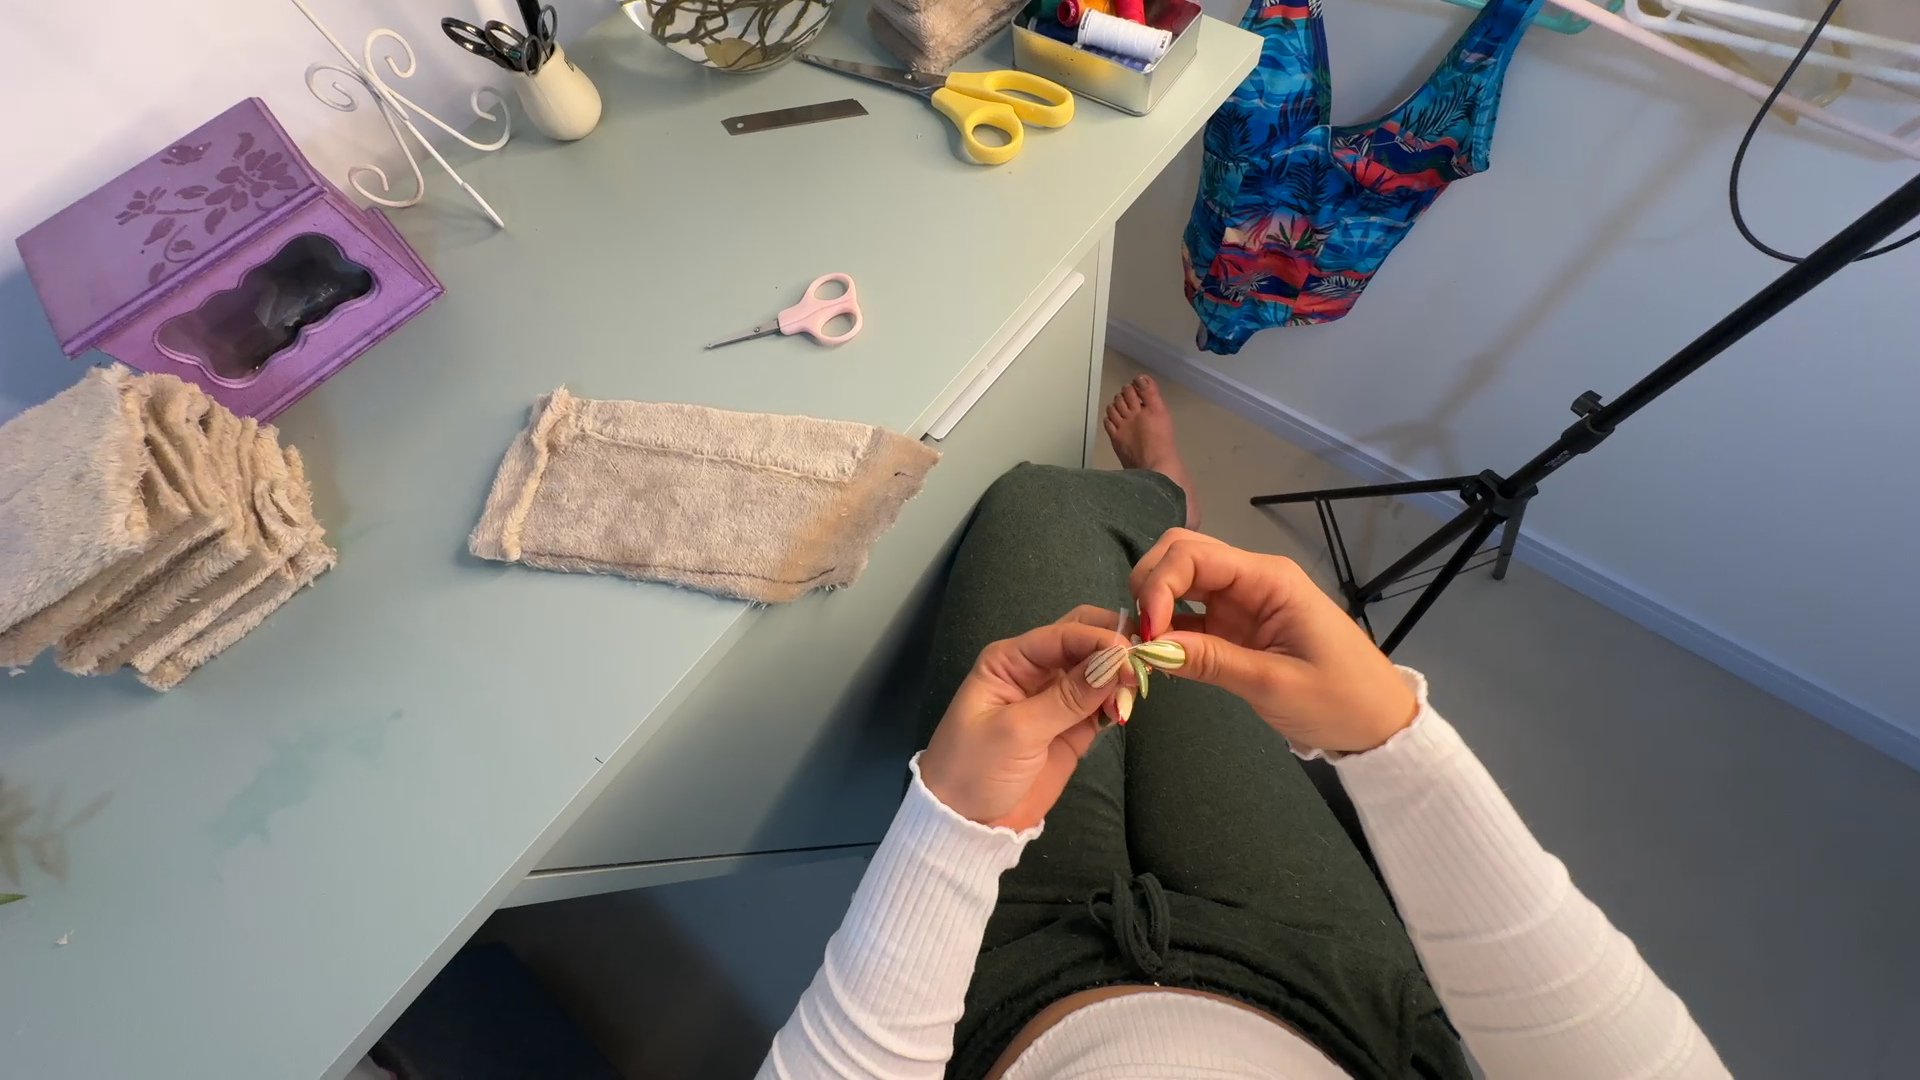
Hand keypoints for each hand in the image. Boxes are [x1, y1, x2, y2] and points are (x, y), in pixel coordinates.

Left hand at [919, 608, 1129, 830]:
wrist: (966, 824)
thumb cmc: (975, 768)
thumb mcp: (1017, 731)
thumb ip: (1068, 697)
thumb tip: (1115, 660)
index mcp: (1010, 660)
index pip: (1062, 634)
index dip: (1099, 638)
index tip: (1132, 654)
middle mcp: (1034, 670)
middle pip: (1083, 641)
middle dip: (1115, 647)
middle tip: (1143, 664)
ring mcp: (1056, 698)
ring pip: (1098, 671)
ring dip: (1120, 676)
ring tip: (1133, 694)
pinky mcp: (1072, 727)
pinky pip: (1102, 703)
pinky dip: (1118, 702)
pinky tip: (1125, 710)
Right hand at [1130, 529, 1416, 753]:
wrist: (1378, 725)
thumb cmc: (1340, 700)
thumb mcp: (1273, 684)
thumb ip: (1209, 661)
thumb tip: (1148, 648)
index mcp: (1268, 578)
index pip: (1192, 556)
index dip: (1159, 586)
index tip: (1148, 634)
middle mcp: (1249, 578)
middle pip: (1180, 553)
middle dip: (1148, 583)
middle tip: (1140, 632)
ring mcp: (1238, 600)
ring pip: (1178, 577)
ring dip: (1152, 602)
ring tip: (1144, 645)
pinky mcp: (1231, 624)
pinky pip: (1186, 610)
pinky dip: (1164, 625)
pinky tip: (1158, 654)